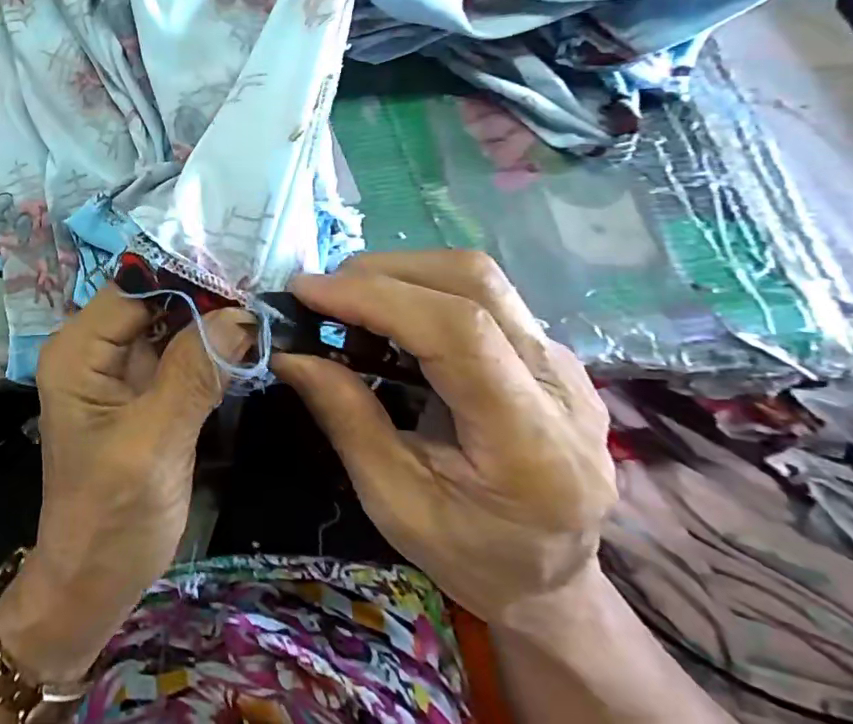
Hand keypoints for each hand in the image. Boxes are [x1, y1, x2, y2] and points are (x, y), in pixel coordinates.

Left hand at [0, 290, 243, 681]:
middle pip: (148, 303)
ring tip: (264, 300)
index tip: (244, 267)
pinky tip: (245, 338)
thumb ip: (193, 374)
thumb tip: (240, 315)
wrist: (94, 577)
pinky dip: (205, 347)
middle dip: (201, 293)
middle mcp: (90, 350)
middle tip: (265, 283)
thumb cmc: (113, 515)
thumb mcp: (155, 442)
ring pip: (164, 326)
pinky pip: (173, 356)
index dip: (184, 276)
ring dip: (208, 317)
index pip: (131, 291)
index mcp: (77, 352)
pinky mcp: (139, 394)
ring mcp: (115, 372)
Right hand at [270, 250, 617, 625]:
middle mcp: (563, 388)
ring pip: (476, 277)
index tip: (304, 293)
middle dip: (380, 272)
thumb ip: (345, 418)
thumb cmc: (467, 552)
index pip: (458, 331)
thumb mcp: (392, 500)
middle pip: (472, 283)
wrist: (548, 580)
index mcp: (531, 442)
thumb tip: (288, 352)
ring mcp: (564, 364)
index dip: (374, 297)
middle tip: (318, 298)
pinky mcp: (548, 353)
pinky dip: (416, 290)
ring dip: (397, 274)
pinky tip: (383, 323)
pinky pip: (478, 296)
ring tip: (344, 306)